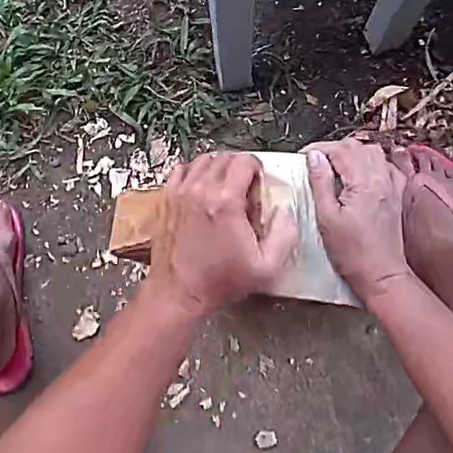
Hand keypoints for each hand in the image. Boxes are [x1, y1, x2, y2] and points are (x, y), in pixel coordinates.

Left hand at [149, 152, 297, 317]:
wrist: (178, 294)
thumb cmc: (218, 282)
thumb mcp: (266, 267)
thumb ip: (285, 234)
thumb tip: (284, 212)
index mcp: (226, 202)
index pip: (245, 161)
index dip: (257, 169)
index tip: (258, 185)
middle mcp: (201, 190)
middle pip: (225, 157)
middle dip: (239, 169)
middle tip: (244, 191)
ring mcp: (181, 193)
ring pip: (204, 160)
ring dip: (218, 168)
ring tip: (224, 189)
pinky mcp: (167, 200)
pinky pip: (182, 170)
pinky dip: (195, 173)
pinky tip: (202, 189)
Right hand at [304, 139, 409, 297]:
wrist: (381, 275)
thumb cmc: (353, 253)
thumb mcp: (327, 218)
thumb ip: (321, 183)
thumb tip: (315, 157)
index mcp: (364, 182)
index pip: (340, 150)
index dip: (319, 149)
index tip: (305, 155)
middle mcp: (382, 178)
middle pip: (357, 147)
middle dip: (334, 148)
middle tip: (316, 160)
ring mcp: (392, 186)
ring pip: (373, 152)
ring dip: (353, 152)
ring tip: (336, 166)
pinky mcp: (396, 195)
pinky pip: (386, 166)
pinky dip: (371, 163)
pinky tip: (360, 174)